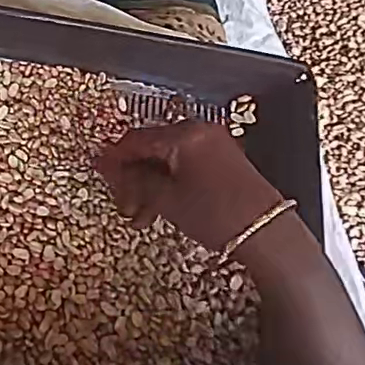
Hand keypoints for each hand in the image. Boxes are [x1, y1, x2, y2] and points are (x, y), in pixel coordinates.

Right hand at [94, 122, 283, 251]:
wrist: (266, 232)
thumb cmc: (214, 214)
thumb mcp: (167, 200)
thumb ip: (135, 180)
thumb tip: (109, 167)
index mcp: (184, 135)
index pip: (136, 139)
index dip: (114, 157)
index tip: (97, 171)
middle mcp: (198, 131)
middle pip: (151, 149)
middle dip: (133, 178)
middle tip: (123, 204)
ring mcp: (212, 144)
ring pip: (167, 160)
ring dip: (150, 186)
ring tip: (140, 217)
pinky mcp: (221, 160)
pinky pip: (184, 166)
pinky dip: (169, 184)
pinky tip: (159, 209)